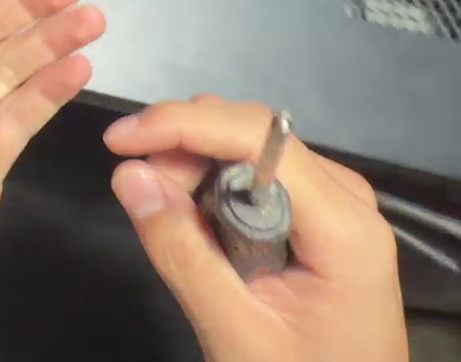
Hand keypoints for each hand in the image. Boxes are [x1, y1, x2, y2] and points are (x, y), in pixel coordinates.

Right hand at [104, 97, 406, 361]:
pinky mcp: (315, 211)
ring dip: (192, 165)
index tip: (117, 141)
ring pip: (243, 143)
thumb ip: (182, 253)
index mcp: (342, 224)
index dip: (180, 125)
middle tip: (145, 196)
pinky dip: (209, 182)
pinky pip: (251, 168)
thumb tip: (127, 174)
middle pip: (246, 132)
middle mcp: (343, 194)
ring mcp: (332, 199)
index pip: (253, 135)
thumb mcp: (237, 335)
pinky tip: (196, 221)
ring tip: (172, 217)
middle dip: (182, 149)